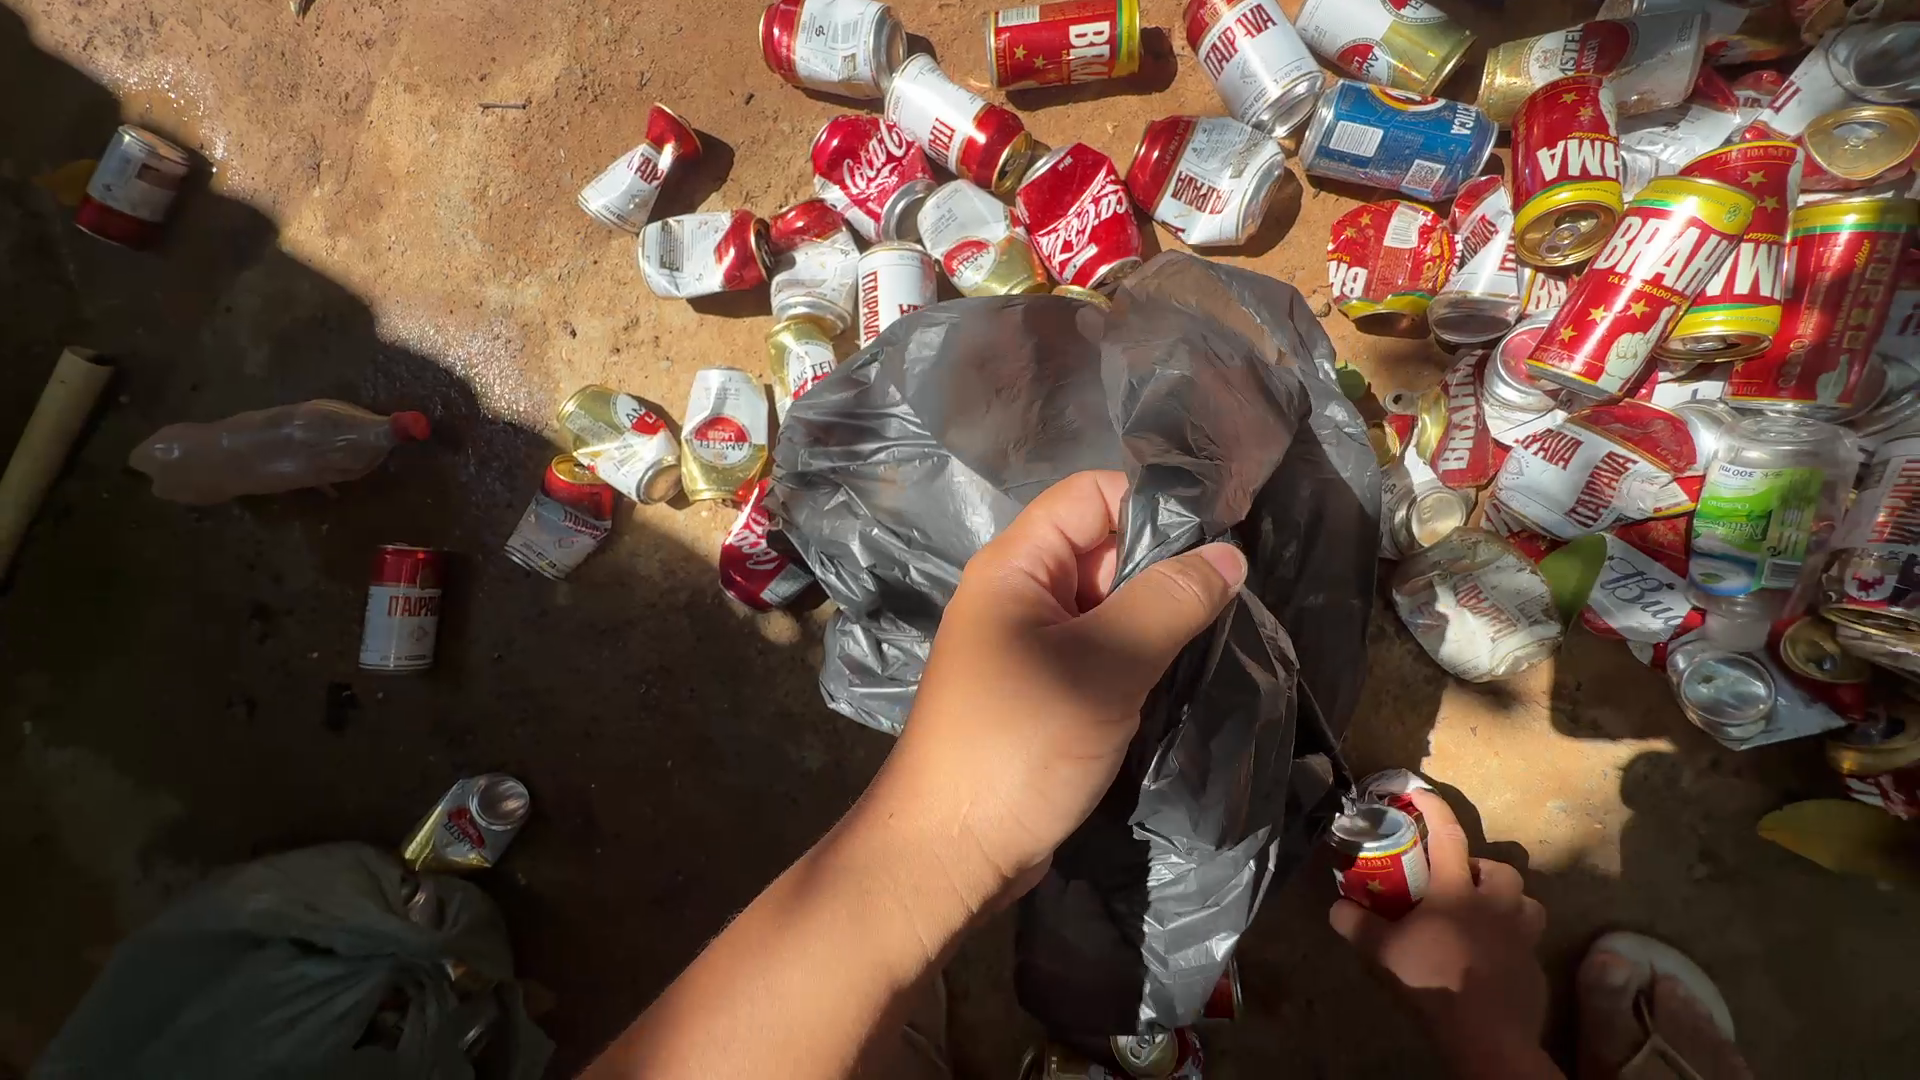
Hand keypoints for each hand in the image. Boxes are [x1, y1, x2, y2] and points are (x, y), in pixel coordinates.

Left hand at [864, 470, 1245, 918]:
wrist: (954, 850)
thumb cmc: (1019, 743)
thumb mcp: (1103, 666)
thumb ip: (1168, 603)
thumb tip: (1228, 553)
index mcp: (1017, 564)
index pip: (1092, 495)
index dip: (1152, 505)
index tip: (1219, 538)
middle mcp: (1020, 593)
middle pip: (1105, 548)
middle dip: (1165, 568)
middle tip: (1232, 599)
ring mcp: (1031, 643)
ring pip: (1109, 605)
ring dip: (1158, 619)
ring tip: (1218, 637)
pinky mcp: (1045, 688)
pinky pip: (1101, 650)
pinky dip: (1139, 657)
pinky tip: (1183, 674)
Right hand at [1330, 790, 1550, 1065]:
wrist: (1488, 1038)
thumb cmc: (1433, 980)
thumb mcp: (1381, 950)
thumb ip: (1355, 923)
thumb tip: (1336, 908)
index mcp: (1456, 891)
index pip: (1447, 834)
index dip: (1433, 808)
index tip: (1419, 792)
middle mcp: (1495, 905)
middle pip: (1501, 869)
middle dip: (1482, 868)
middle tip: (1457, 880)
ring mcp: (1520, 937)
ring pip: (1528, 903)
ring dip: (1507, 901)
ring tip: (1482, 913)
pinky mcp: (1535, 968)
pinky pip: (1528, 941)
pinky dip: (1511, 939)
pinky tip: (1489, 954)